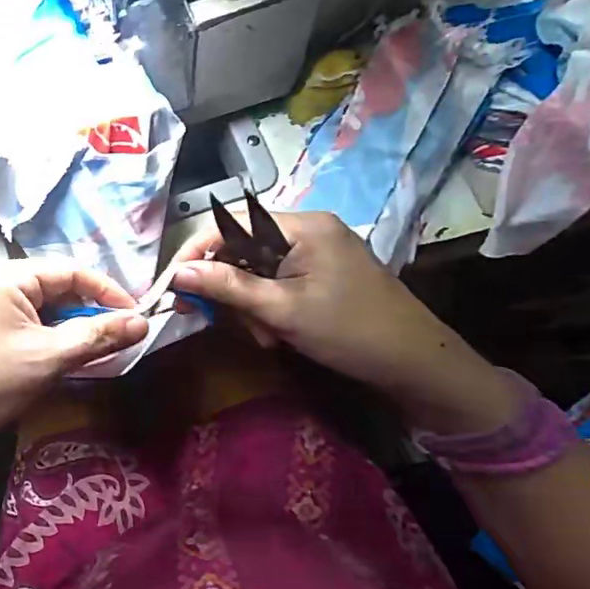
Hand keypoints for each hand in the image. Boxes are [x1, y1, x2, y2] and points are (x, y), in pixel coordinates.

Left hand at [0, 260, 149, 460]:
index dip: (108, 292)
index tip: (136, 316)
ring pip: (41, 307)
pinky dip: (48, 337)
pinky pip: (24, 322)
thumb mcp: (48, 359)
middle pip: (55, 287)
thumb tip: (143, 322)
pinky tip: (61, 358)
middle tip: (116, 339)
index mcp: (5, 277)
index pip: (70, 270)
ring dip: (69, 327)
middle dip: (88, 312)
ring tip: (92, 352)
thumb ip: (97, 336)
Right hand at [170, 210, 514, 434]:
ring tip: (266, 337)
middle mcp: (308, 228)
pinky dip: (269, 307)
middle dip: (230, 287)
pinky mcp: (322, 272)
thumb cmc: (349, 332)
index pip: (230, 223)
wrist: (416, 364)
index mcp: (302, 225)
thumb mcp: (282, 311)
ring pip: (257, 268)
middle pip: (242, 246)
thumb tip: (178, 274)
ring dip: (250, 304)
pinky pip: (277, 280)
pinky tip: (277, 334)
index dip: (196, 252)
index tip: (174, 286)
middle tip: (224, 321)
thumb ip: (229, 287)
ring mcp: (318, 250)